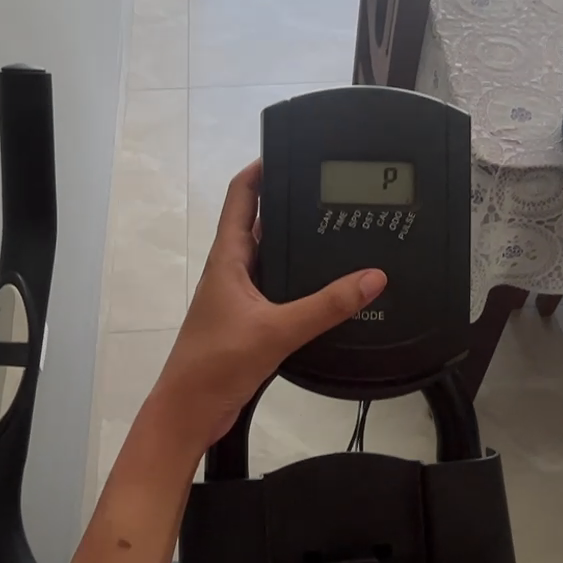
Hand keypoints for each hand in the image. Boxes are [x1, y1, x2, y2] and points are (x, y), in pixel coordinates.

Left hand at [146, 161, 385, 456]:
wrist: (190, 413)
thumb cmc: (216, 363)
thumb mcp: (276, 330)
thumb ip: (326, 306)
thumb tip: (372, 278)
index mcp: (228, 258)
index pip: (241, 197)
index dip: (260, 169)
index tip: (289, 149)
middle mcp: (232, 271)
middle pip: (259, 224)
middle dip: (289, 205)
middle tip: (329, 192)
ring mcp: (240, 298)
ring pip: (271, 260)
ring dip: (295, 246)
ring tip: (335, 231)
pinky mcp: (250, 323)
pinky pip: (279, 291)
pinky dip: (299, 283)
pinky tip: (327, 289)